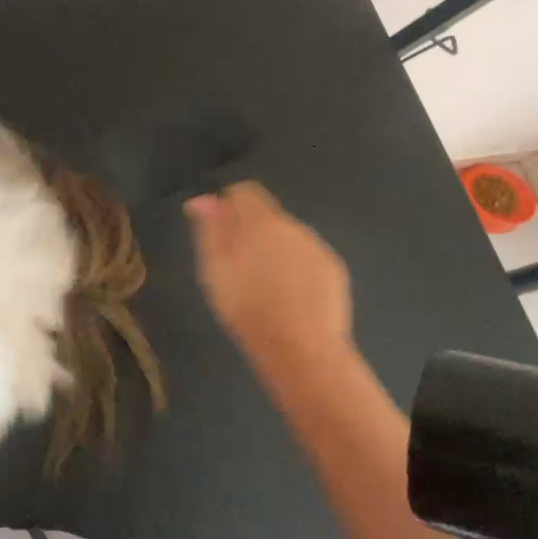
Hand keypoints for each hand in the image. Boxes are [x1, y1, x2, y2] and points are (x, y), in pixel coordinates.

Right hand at [184, 182, 351, 367]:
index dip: (228, 205)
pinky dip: (294, 269)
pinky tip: (286, 297)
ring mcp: (317, 249)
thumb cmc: (246, 305)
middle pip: (267, 217)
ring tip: (260, 285)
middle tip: (234, 265)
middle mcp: (294, 226)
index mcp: (261, 222)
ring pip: (288, 239)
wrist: (300, 347)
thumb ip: (210, 229)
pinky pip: (307, 259)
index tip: (217, 229)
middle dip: (250, 232)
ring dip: (273, 251)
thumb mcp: (214, 268)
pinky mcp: (334, 271)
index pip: (245, 192)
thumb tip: (203, 200)